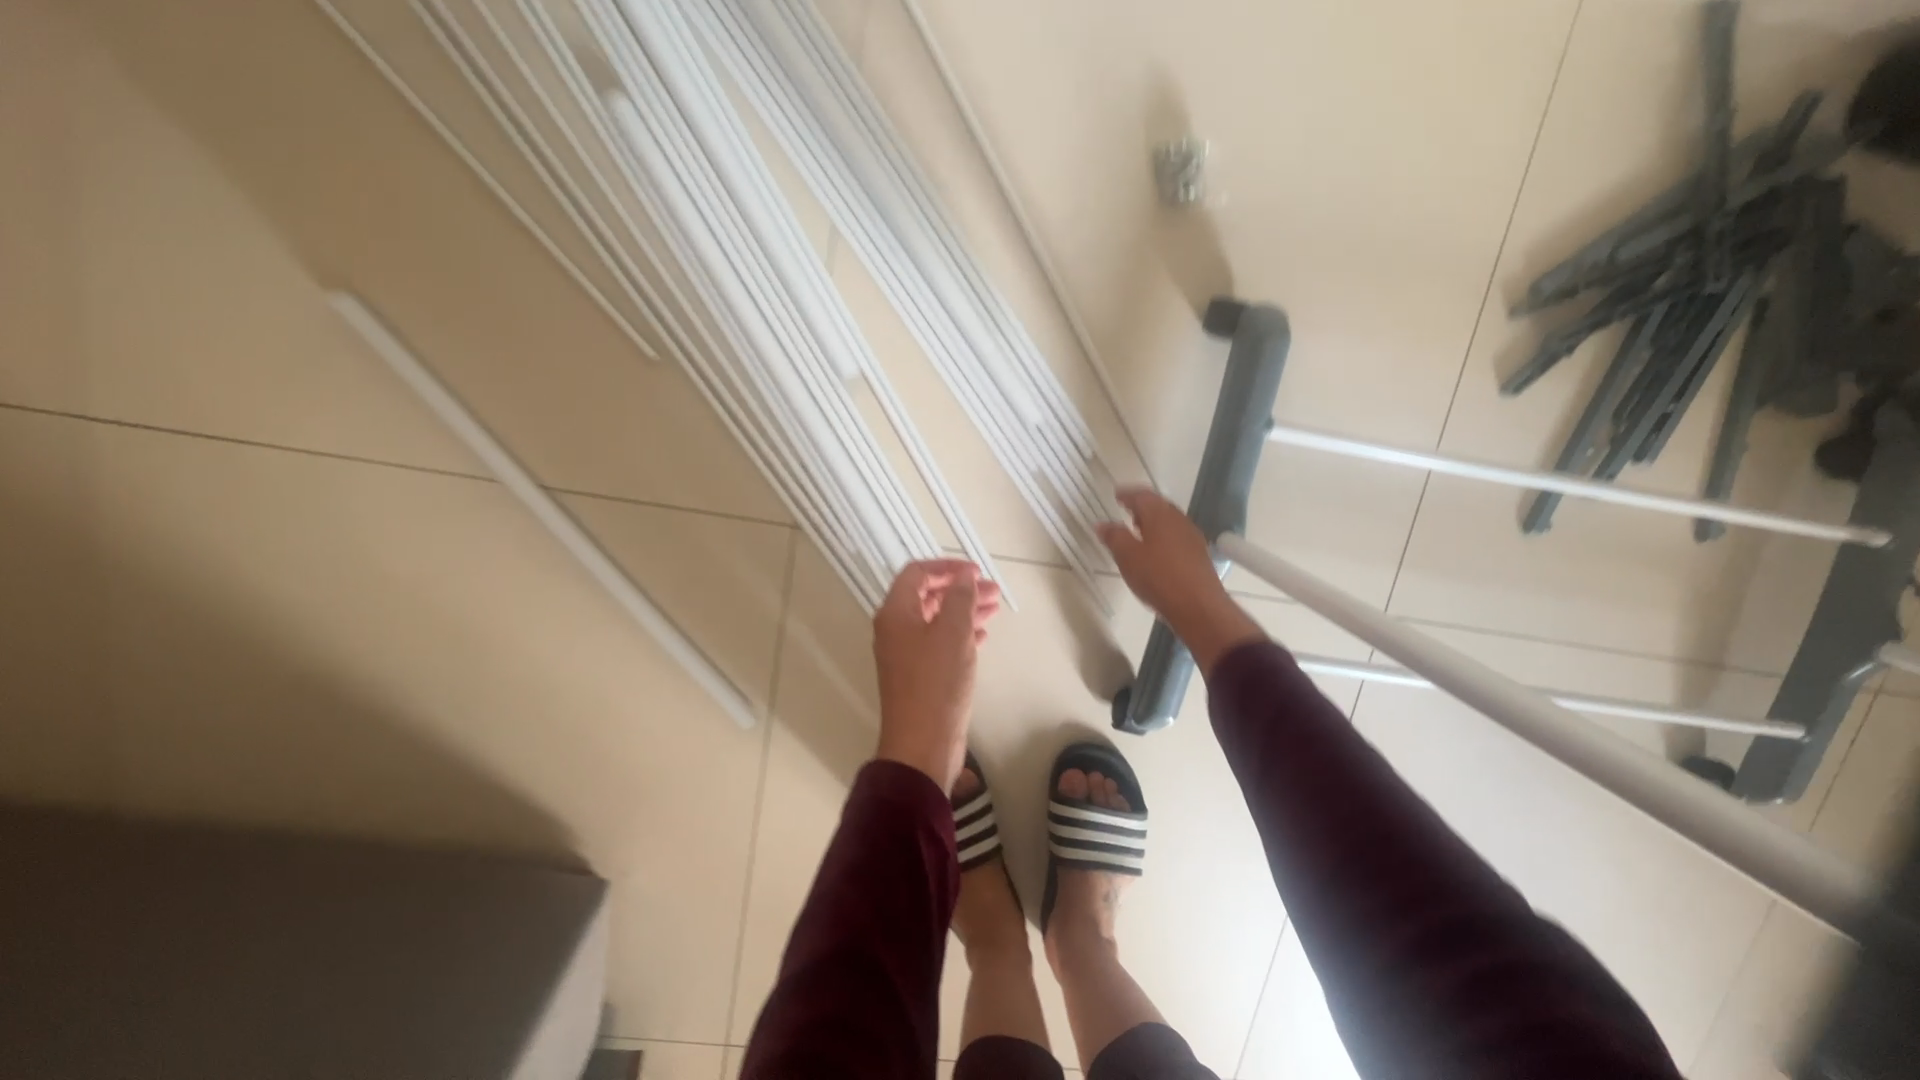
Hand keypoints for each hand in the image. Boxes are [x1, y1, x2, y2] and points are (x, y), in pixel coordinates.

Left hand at [872, 559, 1002, 789]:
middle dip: (960, 589)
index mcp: (896, 613)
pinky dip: (960, 634)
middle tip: (993, 591)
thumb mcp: (953, 633)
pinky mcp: (918, 675)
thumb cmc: (936, 682)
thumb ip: (959, 599)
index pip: (917, 574)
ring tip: (995, 609)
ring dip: (964, 611)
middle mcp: (895, 629)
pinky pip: (939, 643)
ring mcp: (905, 654)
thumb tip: (964, 577)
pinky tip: (982, 635)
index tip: (977, 572)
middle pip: (927, 596)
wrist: (922, 743)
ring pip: (936, 620)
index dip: (947, 567)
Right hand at [1097, 487, 1264, 675]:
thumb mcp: (1127, 557)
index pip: (1142, 495)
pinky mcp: (1198, 555)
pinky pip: (1176, 536)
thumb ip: (1114, 537)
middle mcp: (1178, 520)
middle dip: (1142, 506)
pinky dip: (1163, 536)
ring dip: (1153, 522)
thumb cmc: (1158, 577)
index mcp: (1159, 515)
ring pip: (1169, 521)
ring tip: (1138, 530)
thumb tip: (1102, 523)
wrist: (1198, 606)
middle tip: (1127, 510)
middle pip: (1159, 506)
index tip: (1117, 494)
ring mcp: (1191, 537)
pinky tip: (1156, 551)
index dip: (1127, 494)